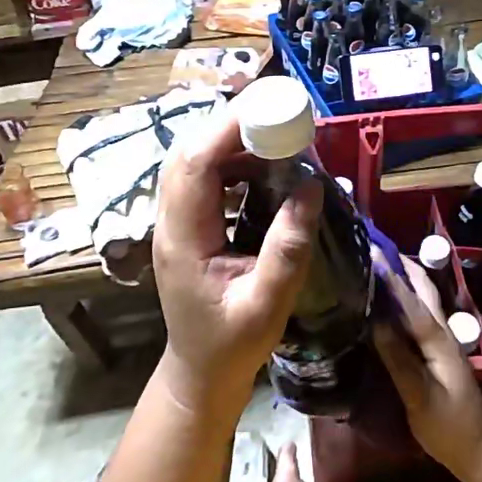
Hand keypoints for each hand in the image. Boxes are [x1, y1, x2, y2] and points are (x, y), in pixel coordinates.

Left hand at [152, 107, 317, 416]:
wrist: (201, 372)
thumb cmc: (232, 345)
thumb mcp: (267, 305)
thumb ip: (288, 249)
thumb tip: (310, 186)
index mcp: (183, 238)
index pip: (195, 165)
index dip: (227, 131)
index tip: (270, 110)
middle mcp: (171, 221)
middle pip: (188, 153)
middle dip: (230, 126)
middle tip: (277, 114)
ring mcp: (175, 222)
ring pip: (193, 161)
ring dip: (230, 142)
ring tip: (275, 136)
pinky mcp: (187, 225)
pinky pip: (203, 178)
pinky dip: (230, 162)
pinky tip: (261, 168)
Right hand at [373, 259, 481, 479]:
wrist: (480, 446)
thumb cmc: (450, 425)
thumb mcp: (422, 397)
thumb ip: (400, 359)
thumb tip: (375, 322)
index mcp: (436, 337)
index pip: (409, 298)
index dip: (388, 274)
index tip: (365, 250)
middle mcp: (438, 327)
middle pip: (418, 284)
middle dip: (394, 261)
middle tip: (364, 244)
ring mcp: (436, 334)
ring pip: (416, 293)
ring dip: (396, 272)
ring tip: (367, 259)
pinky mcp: (430, 344)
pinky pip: (411, 308)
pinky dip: (395, 293)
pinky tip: (376, 295)